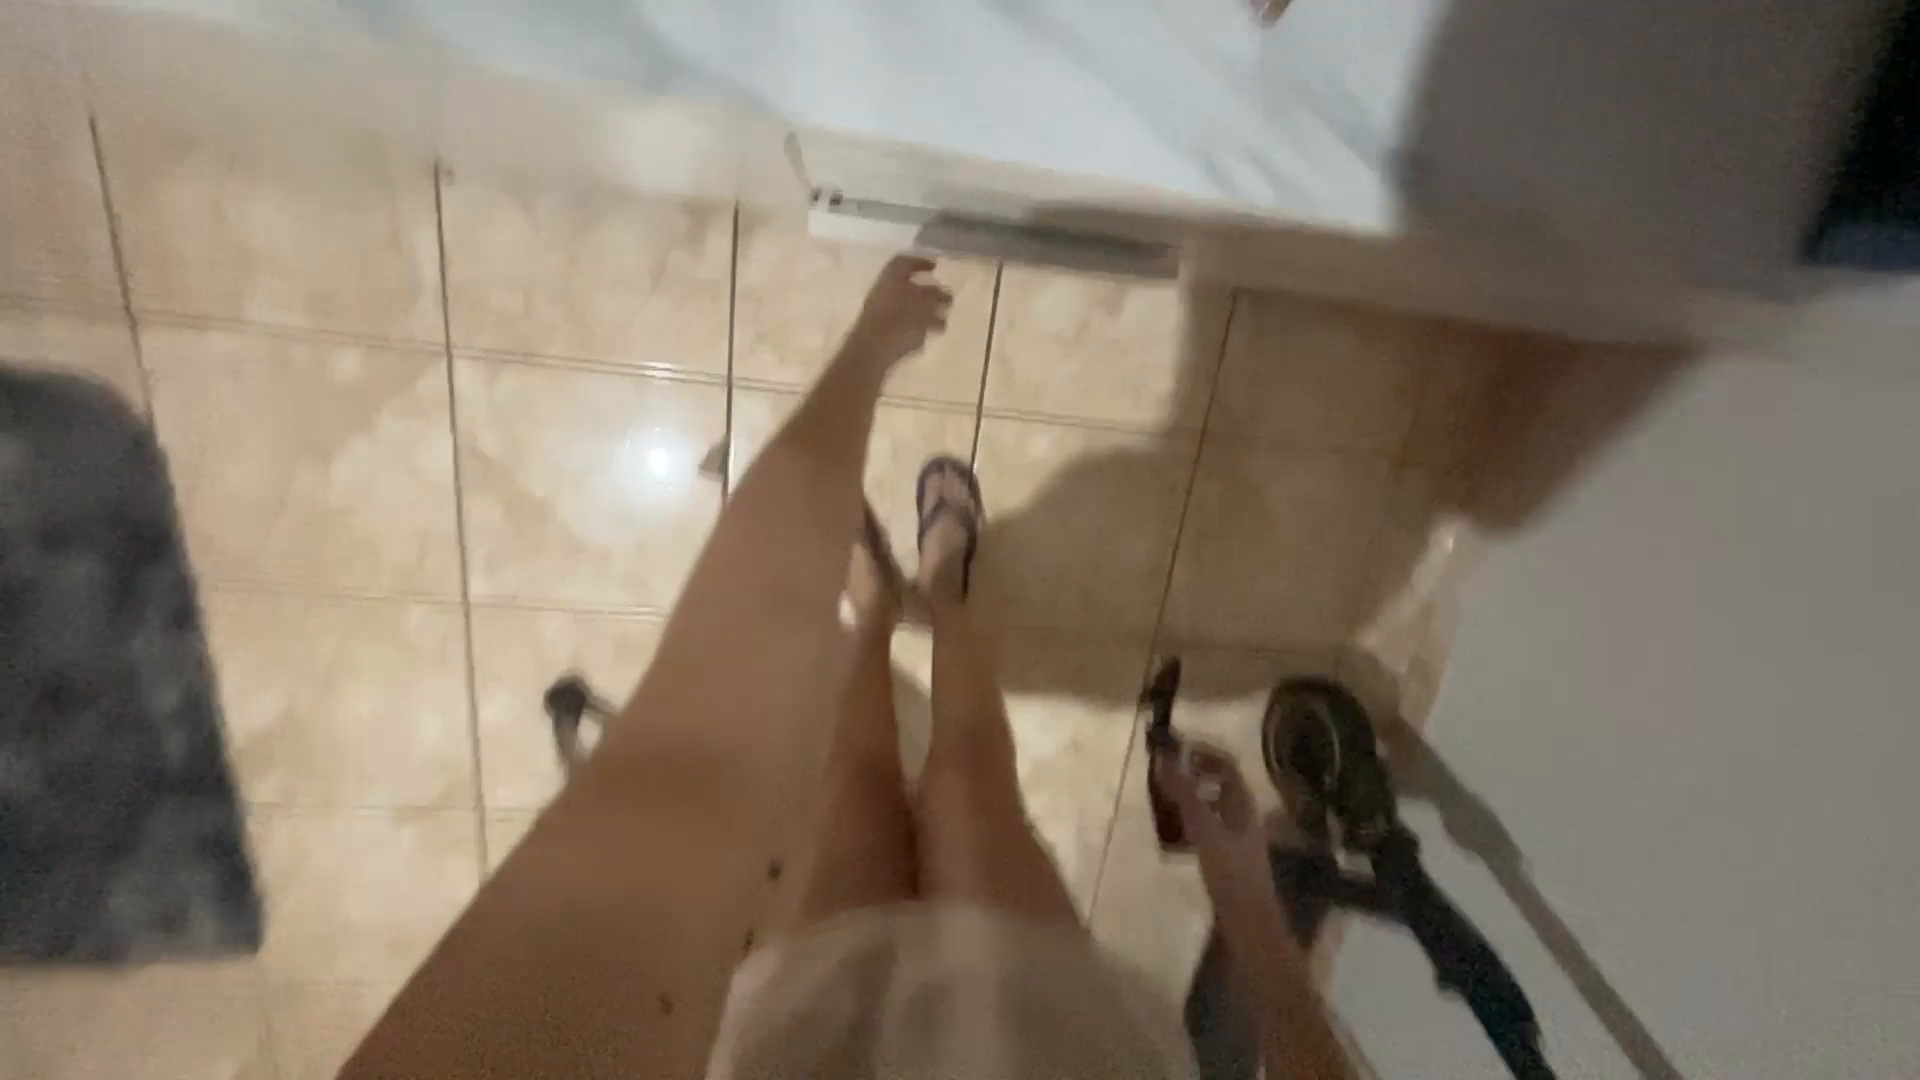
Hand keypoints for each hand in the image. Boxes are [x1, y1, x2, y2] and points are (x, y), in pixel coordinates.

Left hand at [847, 256, 952, 364]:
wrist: (871, 352)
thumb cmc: (898, 323)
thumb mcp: (921, 304)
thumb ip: (934, 297)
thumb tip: (944, 294)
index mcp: (890, 279)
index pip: (904, 263)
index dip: (919, 263)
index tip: (935, 267)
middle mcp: (884, 294)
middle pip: (908, 288)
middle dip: (930, 292)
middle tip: (947, 299)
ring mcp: (882, 315)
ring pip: (908, 308)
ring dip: (927, 311)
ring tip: (943, 319)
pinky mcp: (884, 335)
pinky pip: (904, 326)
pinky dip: (918, 327)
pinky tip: (931, 333)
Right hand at [1154, 745, 1274, 906]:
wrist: (1250, 925)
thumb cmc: (1230, 872)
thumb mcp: (1203, 828)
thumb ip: (1183, 793)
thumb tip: (1162, 758)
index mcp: (1242, 804)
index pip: (1226, 764)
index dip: (1202, 751)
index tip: (1174, 748)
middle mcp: (1242, 816)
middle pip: (1218, 784)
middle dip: (1191, 774)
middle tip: (1163, 773)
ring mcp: (1237, 838)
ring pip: (1211, 806)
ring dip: (1188, 797)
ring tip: (1162, 799)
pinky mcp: (1227, 858)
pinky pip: (1206, 829)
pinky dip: (1188, 822)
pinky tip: (1172, 834)